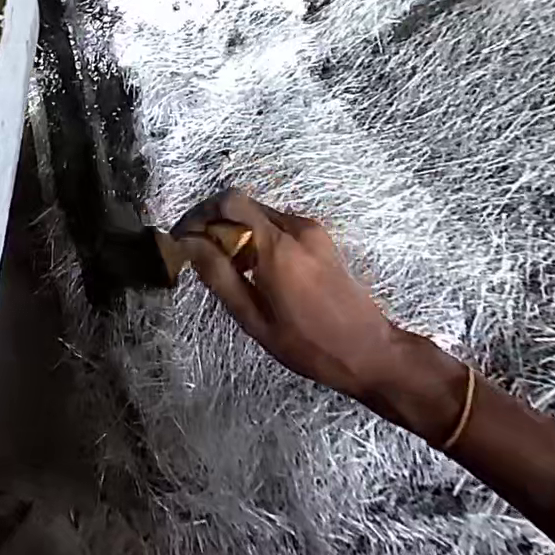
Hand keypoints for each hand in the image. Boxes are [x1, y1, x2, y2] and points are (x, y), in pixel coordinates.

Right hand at [172, 189, 411, 401]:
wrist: (371, 351)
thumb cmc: (309, 345)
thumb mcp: (255, 319)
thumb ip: (219, 276)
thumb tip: (189, 244)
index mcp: (277, 247)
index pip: (229, 203)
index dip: (200, 214)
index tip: (183, 238)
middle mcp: (295, 227)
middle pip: (241, 204)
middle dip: (213, 222)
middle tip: (196, 252)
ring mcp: (310, 229)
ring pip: (258, 214)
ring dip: (234, 230)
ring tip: (223, 265)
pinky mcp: (318, 236)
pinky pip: (276, 224)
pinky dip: (255, 236)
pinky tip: (252, 267)